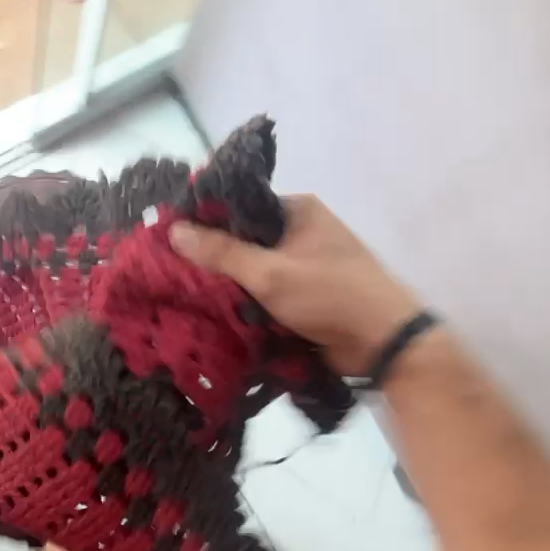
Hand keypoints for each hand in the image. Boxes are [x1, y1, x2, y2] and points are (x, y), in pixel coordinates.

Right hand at [171, 196, 423, 375]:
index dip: (203, 223)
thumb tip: (173, 230)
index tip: (168, 242)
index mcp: (297, 210)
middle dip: (211, 260)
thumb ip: (221, 253)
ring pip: (250, 271)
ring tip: (184, 296)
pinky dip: (243, 304)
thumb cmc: (329, 296)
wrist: (381, 342)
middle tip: (171, 274)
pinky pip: (262, 294)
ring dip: (226, 287)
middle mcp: (300, 231)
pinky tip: (214, 314)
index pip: (238, 208)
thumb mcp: (269, 272)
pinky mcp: (302, 295)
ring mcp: (302, 265)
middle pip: (242, 241)